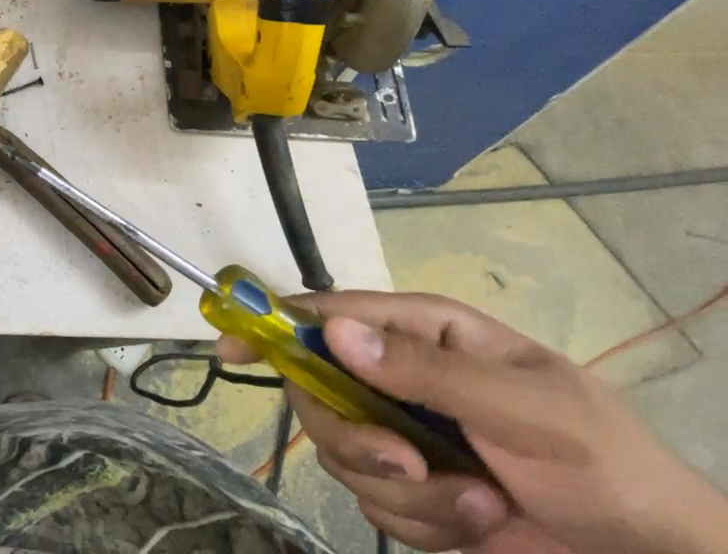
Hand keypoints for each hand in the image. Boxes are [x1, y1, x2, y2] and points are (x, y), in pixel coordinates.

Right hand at [220, 291, 727, 553]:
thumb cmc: (605, 467)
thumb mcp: (528, 409)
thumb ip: (429, 372)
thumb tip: (334, 333)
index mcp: (425, 334)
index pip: (329, 314)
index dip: (273, 325)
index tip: (231, 348)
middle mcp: (397, 376)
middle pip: (314, 390)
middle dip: (356, 437)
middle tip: (406, 464)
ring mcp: (398, 433)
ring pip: (338, 451)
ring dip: (405, 491)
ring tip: (475, 503)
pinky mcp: (407, 489)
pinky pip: (368, 499)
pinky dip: (420, 522)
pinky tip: (475, 522)